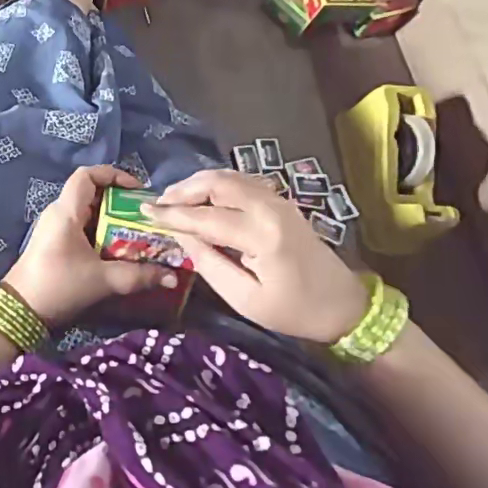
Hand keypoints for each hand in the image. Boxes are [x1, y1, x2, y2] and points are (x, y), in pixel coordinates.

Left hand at [3, 165, 179, 326]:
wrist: (20, 311)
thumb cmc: (58, 286)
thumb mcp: (102, 280)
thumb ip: (138, 276)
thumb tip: (171, 276)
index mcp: (66, 212)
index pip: (87, 175)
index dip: (113, 175)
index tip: (136, 191)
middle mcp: (58, 214)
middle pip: (91, 193)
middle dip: (119, 201)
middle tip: (143, 217)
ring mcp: (53, 228)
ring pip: (87, 212)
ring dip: (111, 219)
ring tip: (136, 233)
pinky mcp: (53, 244)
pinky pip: (80, 227)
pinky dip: (100, 232)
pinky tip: (116, 250)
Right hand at [143, 169, 372, 342]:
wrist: (343, 305)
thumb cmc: (293, 311)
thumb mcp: (244, 299)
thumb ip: (209, 264)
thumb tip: (181, 237)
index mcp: (262, 236)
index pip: (205, 216)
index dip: (172, 214)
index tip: (144, 211)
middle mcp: (270, 209)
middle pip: (217, 183)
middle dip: (183, 189)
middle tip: (158, 203)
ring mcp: (279, 201)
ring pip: (229, 176)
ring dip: (198, 184)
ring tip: (174, 199)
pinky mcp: (281, 202)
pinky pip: (242, 181)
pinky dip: (217, 184)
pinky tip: (202, 197)